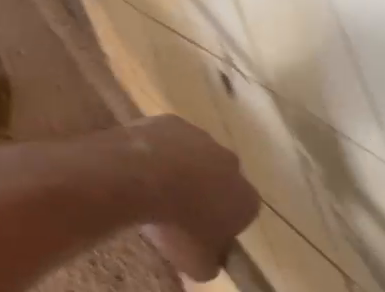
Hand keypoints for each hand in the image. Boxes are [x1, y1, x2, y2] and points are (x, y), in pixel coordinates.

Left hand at [122, 116, 260, 279]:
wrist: (139, 175)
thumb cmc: (177, 226)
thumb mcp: (199, 265)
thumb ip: (210, 262)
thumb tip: (206, 258)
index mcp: (245, 198)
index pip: (242, 213)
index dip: (222, 225)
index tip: (201, 235)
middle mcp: (229, 162)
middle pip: (219, 180)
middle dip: (202, 193)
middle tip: (176, 210)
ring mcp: (198, 135)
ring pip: (192, 156)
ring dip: (179, 169)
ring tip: (153, 187)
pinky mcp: (168, 119)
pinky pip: (166, 140)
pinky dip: (157, 150)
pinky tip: (139, 166)